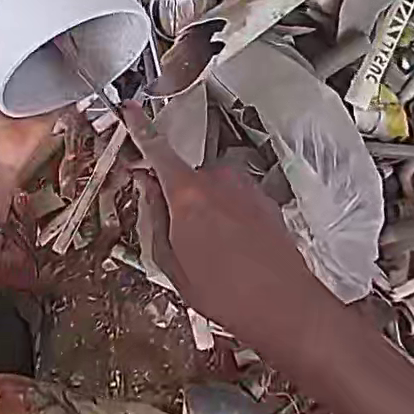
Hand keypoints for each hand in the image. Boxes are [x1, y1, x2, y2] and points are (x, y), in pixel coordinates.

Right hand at [124, 102, 335, 346]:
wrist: (284, 304)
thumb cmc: (222, 291)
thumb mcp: (171, 262)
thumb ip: (155, 217)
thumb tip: (148, 187)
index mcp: (187, 193)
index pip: (156, 150)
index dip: (139, 128)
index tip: (129, 108)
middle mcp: (217, 179)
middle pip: (185, 177)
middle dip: (177, 196)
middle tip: (179, 234)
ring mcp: (245, 186)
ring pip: (210, 188)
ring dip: (205, 207)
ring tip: (212, 250)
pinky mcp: (264, 198)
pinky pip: (233, 197)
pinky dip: (227, 214)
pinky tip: (234, 247)